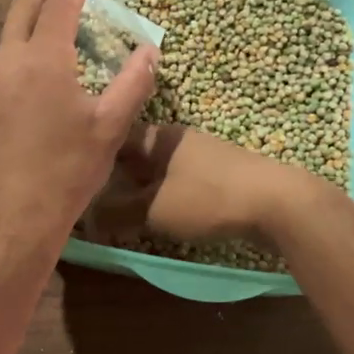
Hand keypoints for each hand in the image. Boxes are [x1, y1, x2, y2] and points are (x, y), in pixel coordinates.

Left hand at [0, 0, 157, 264]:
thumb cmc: (67, 173)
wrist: (12, 221)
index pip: (59, 5)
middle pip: (22, 8)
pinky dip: (22, 52)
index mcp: (42, 62)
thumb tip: (148, 50)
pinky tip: (40, 72)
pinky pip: (2, 67)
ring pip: (8, 39)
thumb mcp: (109, 128)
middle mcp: (8, 64)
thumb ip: (132, 83)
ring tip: (58, 22)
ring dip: (31, 20)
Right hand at [84, 123, 322, 246]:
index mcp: (157, 136)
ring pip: (156, 169)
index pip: (112, 135)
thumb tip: (85, 218)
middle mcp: (176, 138)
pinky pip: (177, 181)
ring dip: (139, 187)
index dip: (91, 154)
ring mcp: (200, 154)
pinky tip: (159, 216)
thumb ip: (116, 213)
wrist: (278, 203)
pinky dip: (162, 196)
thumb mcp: (154, 209)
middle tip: (94, 201)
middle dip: (114, 175)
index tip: (74, 176)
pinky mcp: (218, 175)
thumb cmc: (208, 198)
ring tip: (121, 212)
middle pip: (134, 153)